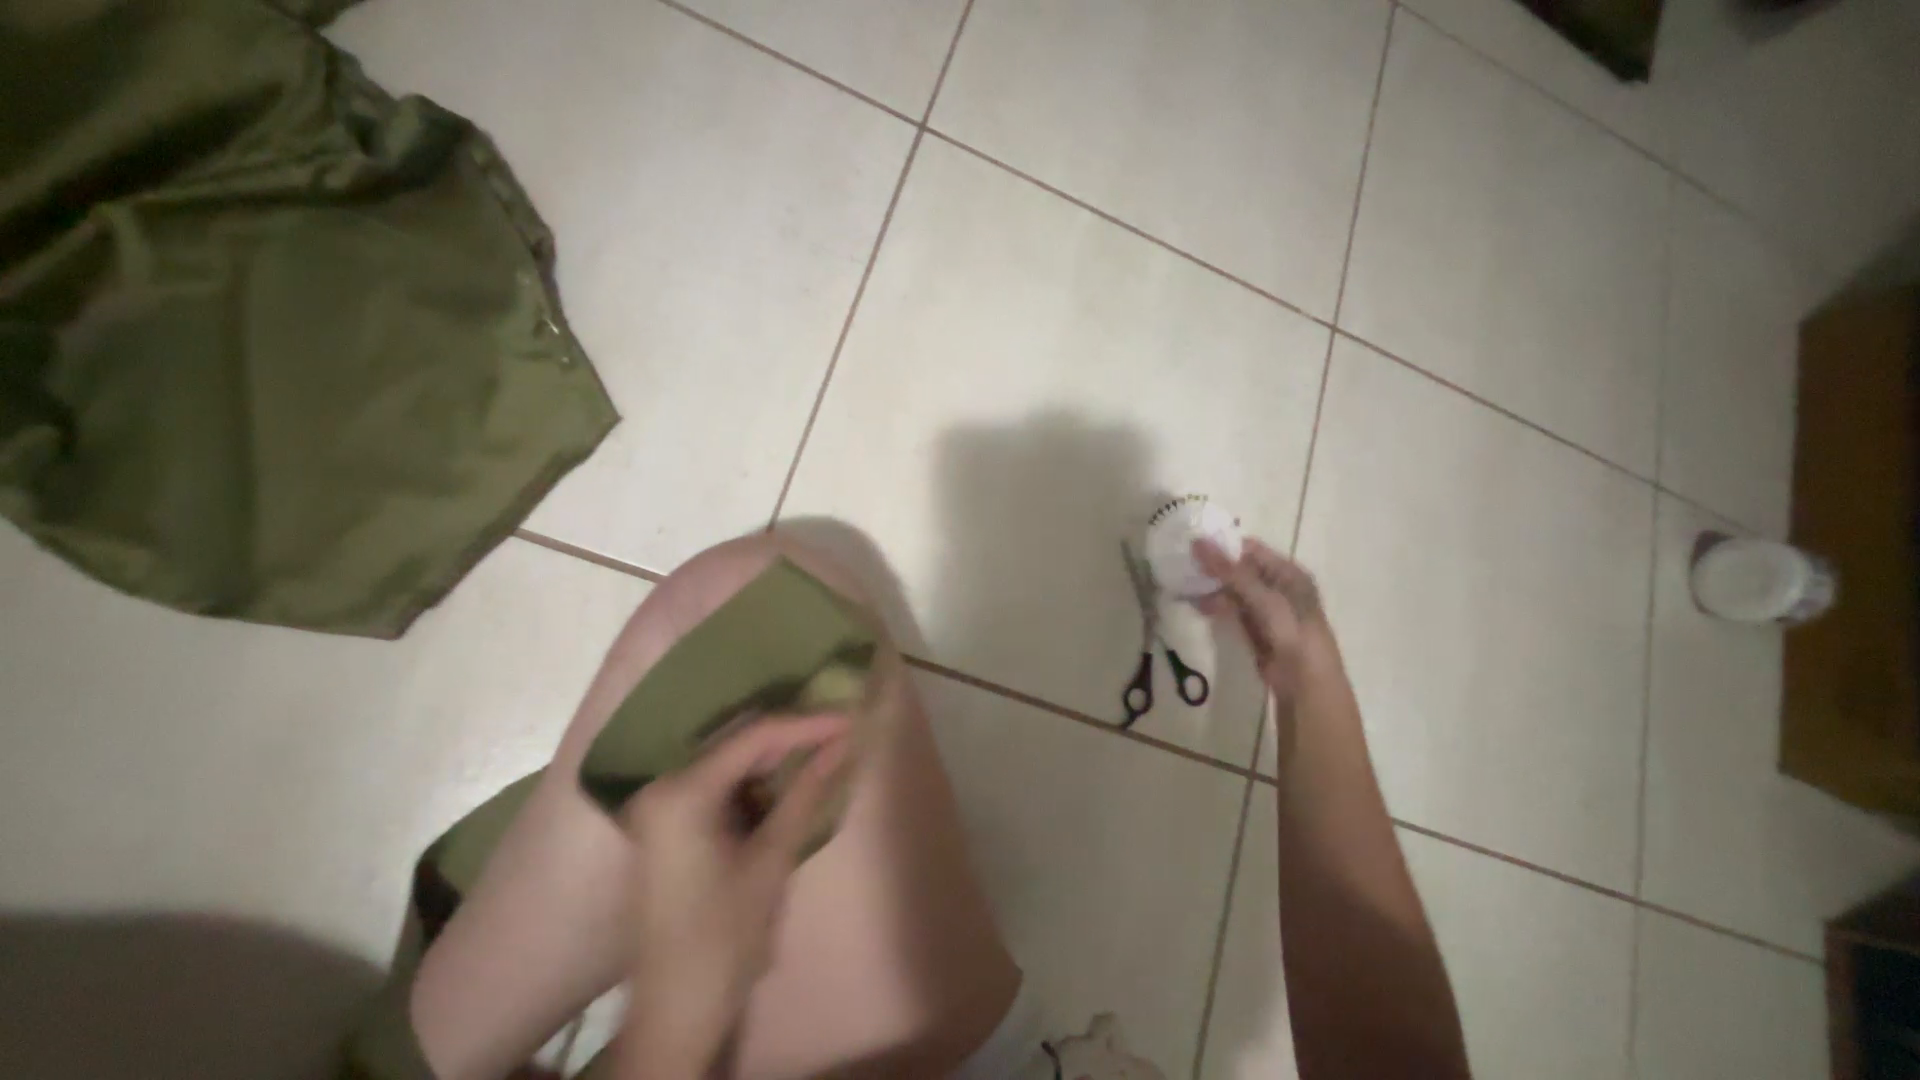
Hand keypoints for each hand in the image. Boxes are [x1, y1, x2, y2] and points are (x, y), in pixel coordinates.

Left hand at [617, 714, 851, 1077]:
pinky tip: (786, 791)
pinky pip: (716, 787)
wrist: (673, 1012)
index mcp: (681, 793)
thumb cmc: (723, 939)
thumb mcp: (771, 861)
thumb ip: (806, 793)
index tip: (851, 719)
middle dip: (792, 738)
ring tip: (822, 758)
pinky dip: (752, 786)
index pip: (754, 738)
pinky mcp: (666, 826)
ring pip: (728, 764)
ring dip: (774, 762)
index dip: (807, 724)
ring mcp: (659, 807)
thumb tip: (843, 742)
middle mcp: (662, 787)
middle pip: (737, 744)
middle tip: (842, 734)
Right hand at [1194, 537, 1332, 698]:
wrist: (1304, 682)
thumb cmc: (1291, 632)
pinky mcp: (1254, 629)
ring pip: (1233, 591)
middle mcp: (1277, 586)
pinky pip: (1231, 611)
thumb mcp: (1262, 598)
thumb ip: (1230, 572)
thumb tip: (1198, 543)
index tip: (1191, 544)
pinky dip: (1215, 606)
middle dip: (1213, 568)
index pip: (1251, 550)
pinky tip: (1196, 605)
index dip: (1223, 545)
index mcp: (1288, 572)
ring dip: (1211, 588)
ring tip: (1182, 585)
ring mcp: (1265, 609)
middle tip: (1181, 565)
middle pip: (1240, 570)